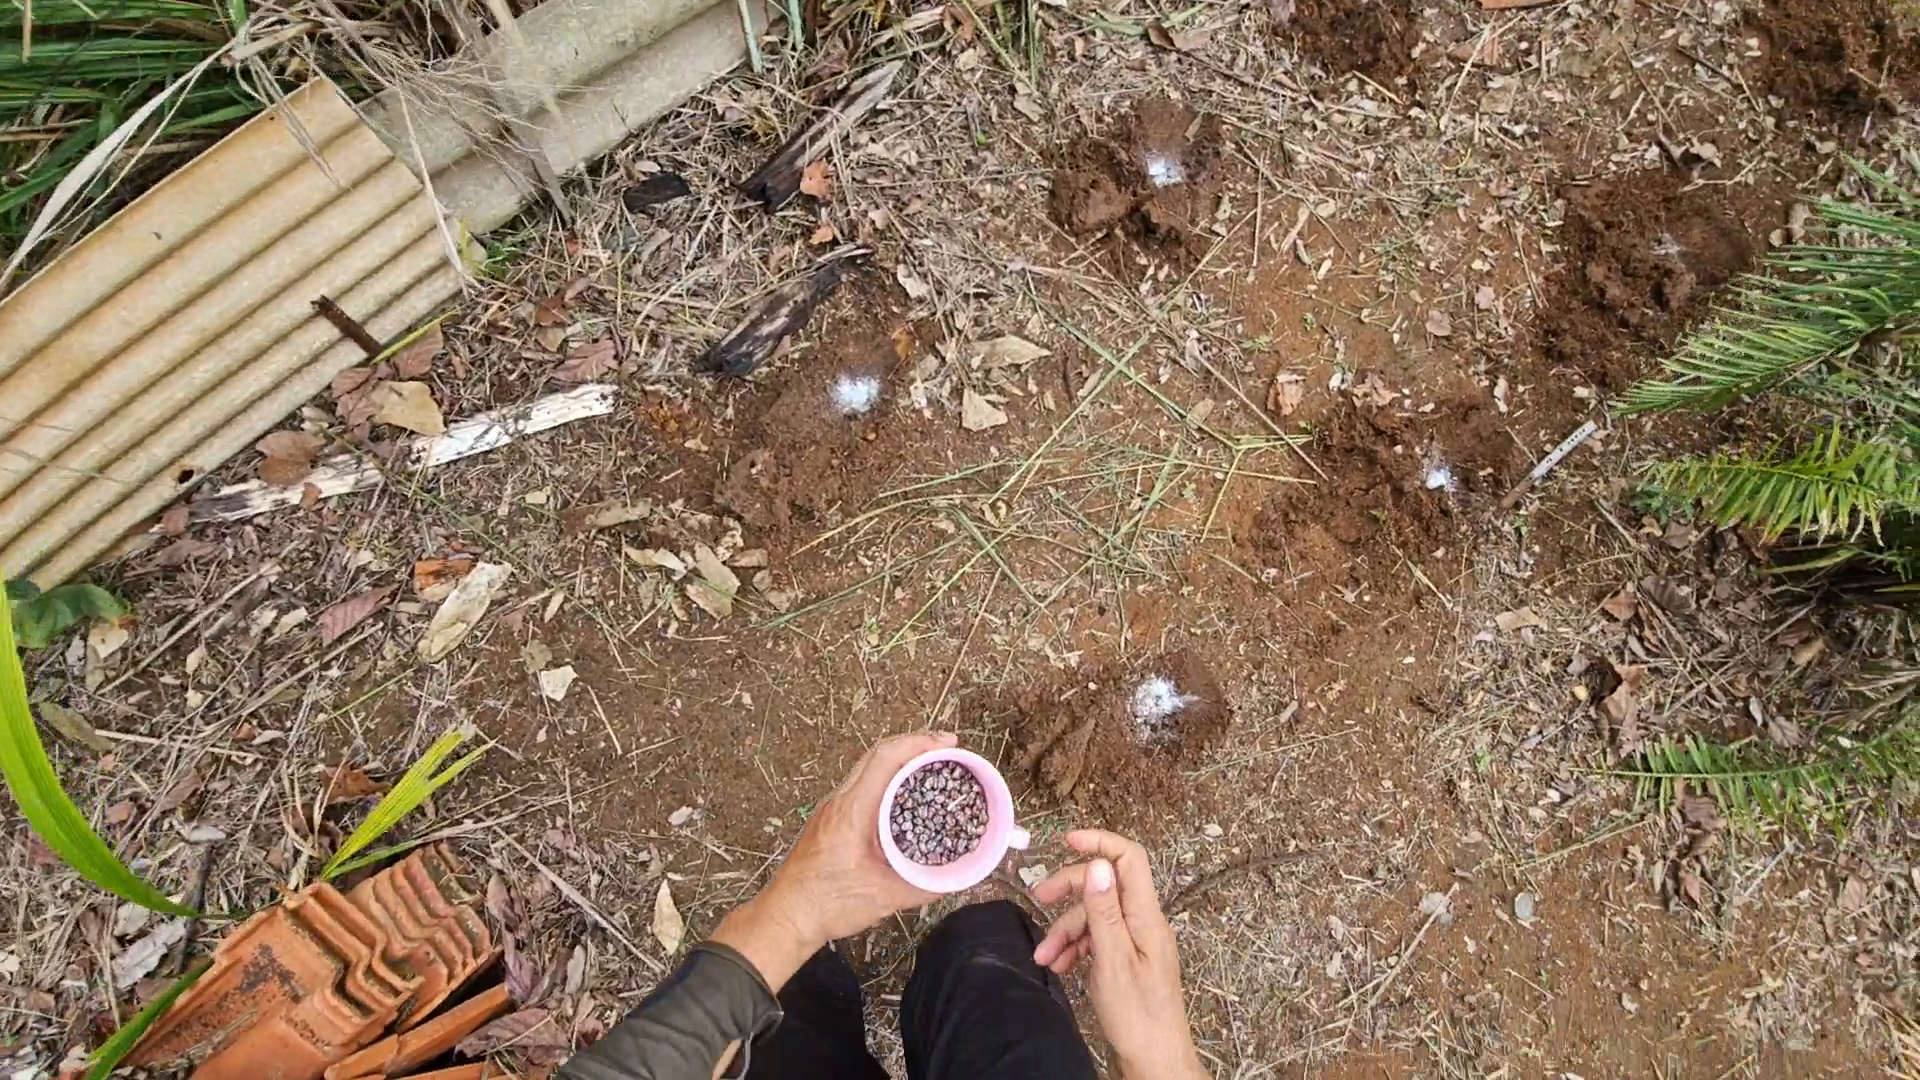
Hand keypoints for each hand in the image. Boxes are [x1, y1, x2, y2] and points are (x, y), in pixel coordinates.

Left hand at [711, 731, 954, 989]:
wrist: (784, 917)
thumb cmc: (826, 904)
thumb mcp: (883, 898)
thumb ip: (923, 888)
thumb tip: (955, 878)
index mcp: (853, 810)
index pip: (886, 758)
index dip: (918, 743)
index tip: (947, 743)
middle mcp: (840, 800)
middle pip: (878, 753)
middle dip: (914, 743)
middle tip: (945, 747)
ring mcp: (832, 806)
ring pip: (868, 765)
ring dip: (898, 757)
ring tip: (928, 763)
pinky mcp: (830, 817)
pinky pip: (862, 782)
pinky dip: (886, 775)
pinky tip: (901, 790)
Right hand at [1031, 830, 1206, 1079]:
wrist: (1156, 1066)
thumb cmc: (1139, 1019)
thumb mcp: (1113, 961)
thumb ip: (1104, 911)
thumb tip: (1098, 864)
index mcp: (1146, 916)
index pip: (1129, 859)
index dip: (1100, 841)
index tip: (1068, 841)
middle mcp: (1143, 921)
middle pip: (1104, 884)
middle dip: (1069, 889)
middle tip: (1039, 897)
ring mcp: (1136, 940)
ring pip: (1095, 915)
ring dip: (1065, 930)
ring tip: (1044, 956)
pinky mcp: (1127, 958)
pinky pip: (1098, 938)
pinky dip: (1075, 947)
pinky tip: (1059, 965)